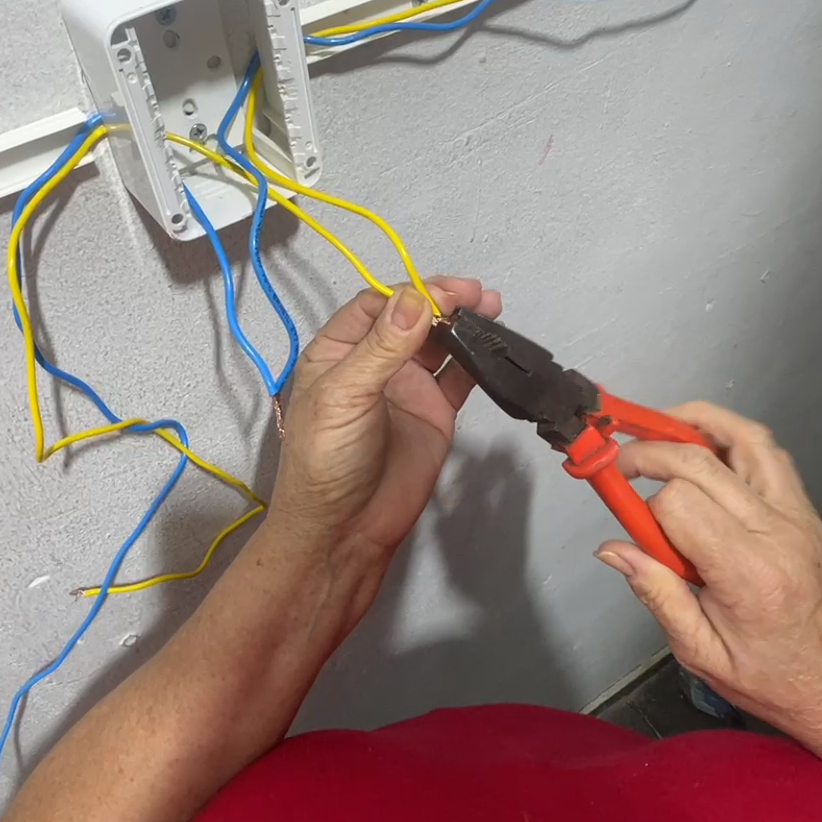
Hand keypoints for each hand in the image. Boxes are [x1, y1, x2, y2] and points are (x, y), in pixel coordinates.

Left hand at [266, 277, 501, 565]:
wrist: (346, 529)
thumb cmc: (327, 458)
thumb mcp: (344, 395)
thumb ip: (382, 348)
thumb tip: (416, 297)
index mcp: (338, 350)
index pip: (376, 305)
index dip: (409, 293)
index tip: (443, 292)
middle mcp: (372, 362)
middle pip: (411, 317)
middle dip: (441, 301)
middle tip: (475, 294)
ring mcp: (406, 386)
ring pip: (437, 342)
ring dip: (462, 323)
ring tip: (491, 306)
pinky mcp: (434, 411)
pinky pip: (458, 376)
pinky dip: (477, 358)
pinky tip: (494, 344)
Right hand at [593, 402, 821, 750]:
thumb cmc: (769, 676)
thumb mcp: (699, 652)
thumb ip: (655, 593)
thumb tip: (610, 548)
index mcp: (749, 573)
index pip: (679, 504)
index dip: (644, 507)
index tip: (629, 521)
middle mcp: (776, 532)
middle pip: (700, 461)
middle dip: (649, 452)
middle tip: (619, 462)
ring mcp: (795, 514)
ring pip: (744, 438)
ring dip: (693, 420)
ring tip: (654, 426)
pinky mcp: (802, 508)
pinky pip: (766, 451)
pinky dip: (727, 433)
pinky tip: (698, 441)